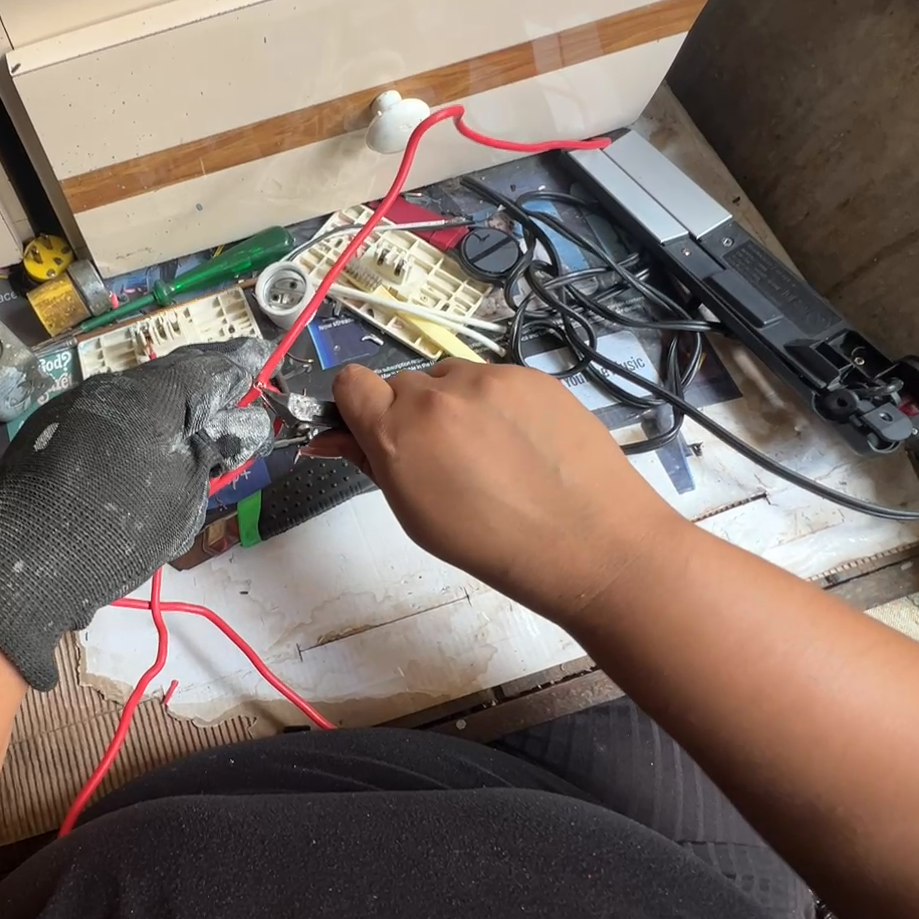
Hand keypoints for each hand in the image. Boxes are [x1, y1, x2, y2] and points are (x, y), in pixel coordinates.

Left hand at [0, 339, 271, 688]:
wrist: (23, 562)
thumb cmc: (118, 528)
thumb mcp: (183, 495)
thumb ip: (212, 451)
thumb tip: (239, 423)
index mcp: (150, 395)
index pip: (205, 367)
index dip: (235, 363)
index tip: (256, 356)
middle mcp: (108, 387)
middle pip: (165, 377)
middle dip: (199, 379)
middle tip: (227, 381)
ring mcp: (70, 406)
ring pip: (129, 397)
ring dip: (160, 406)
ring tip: (183, 420)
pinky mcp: (43, 431)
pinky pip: (100, 417)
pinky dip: (126, 425)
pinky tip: (131, 448)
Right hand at [313, 360, 691, 625]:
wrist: (591, 543)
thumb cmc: (490, 544)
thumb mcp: (413, 513)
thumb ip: (368, 462)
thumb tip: (327, 436)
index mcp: (397, 432)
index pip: (349, 382)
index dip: (357, 404)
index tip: (372, 428)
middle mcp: (436, 394)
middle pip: (401, 384)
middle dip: (410, 414)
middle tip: (441, 456)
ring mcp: (487, 378)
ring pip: (448, 378)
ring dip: (452, 404)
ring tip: (489, 450)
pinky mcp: (530, 373)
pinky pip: (492, 378)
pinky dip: (494, 402)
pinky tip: (521, 440)